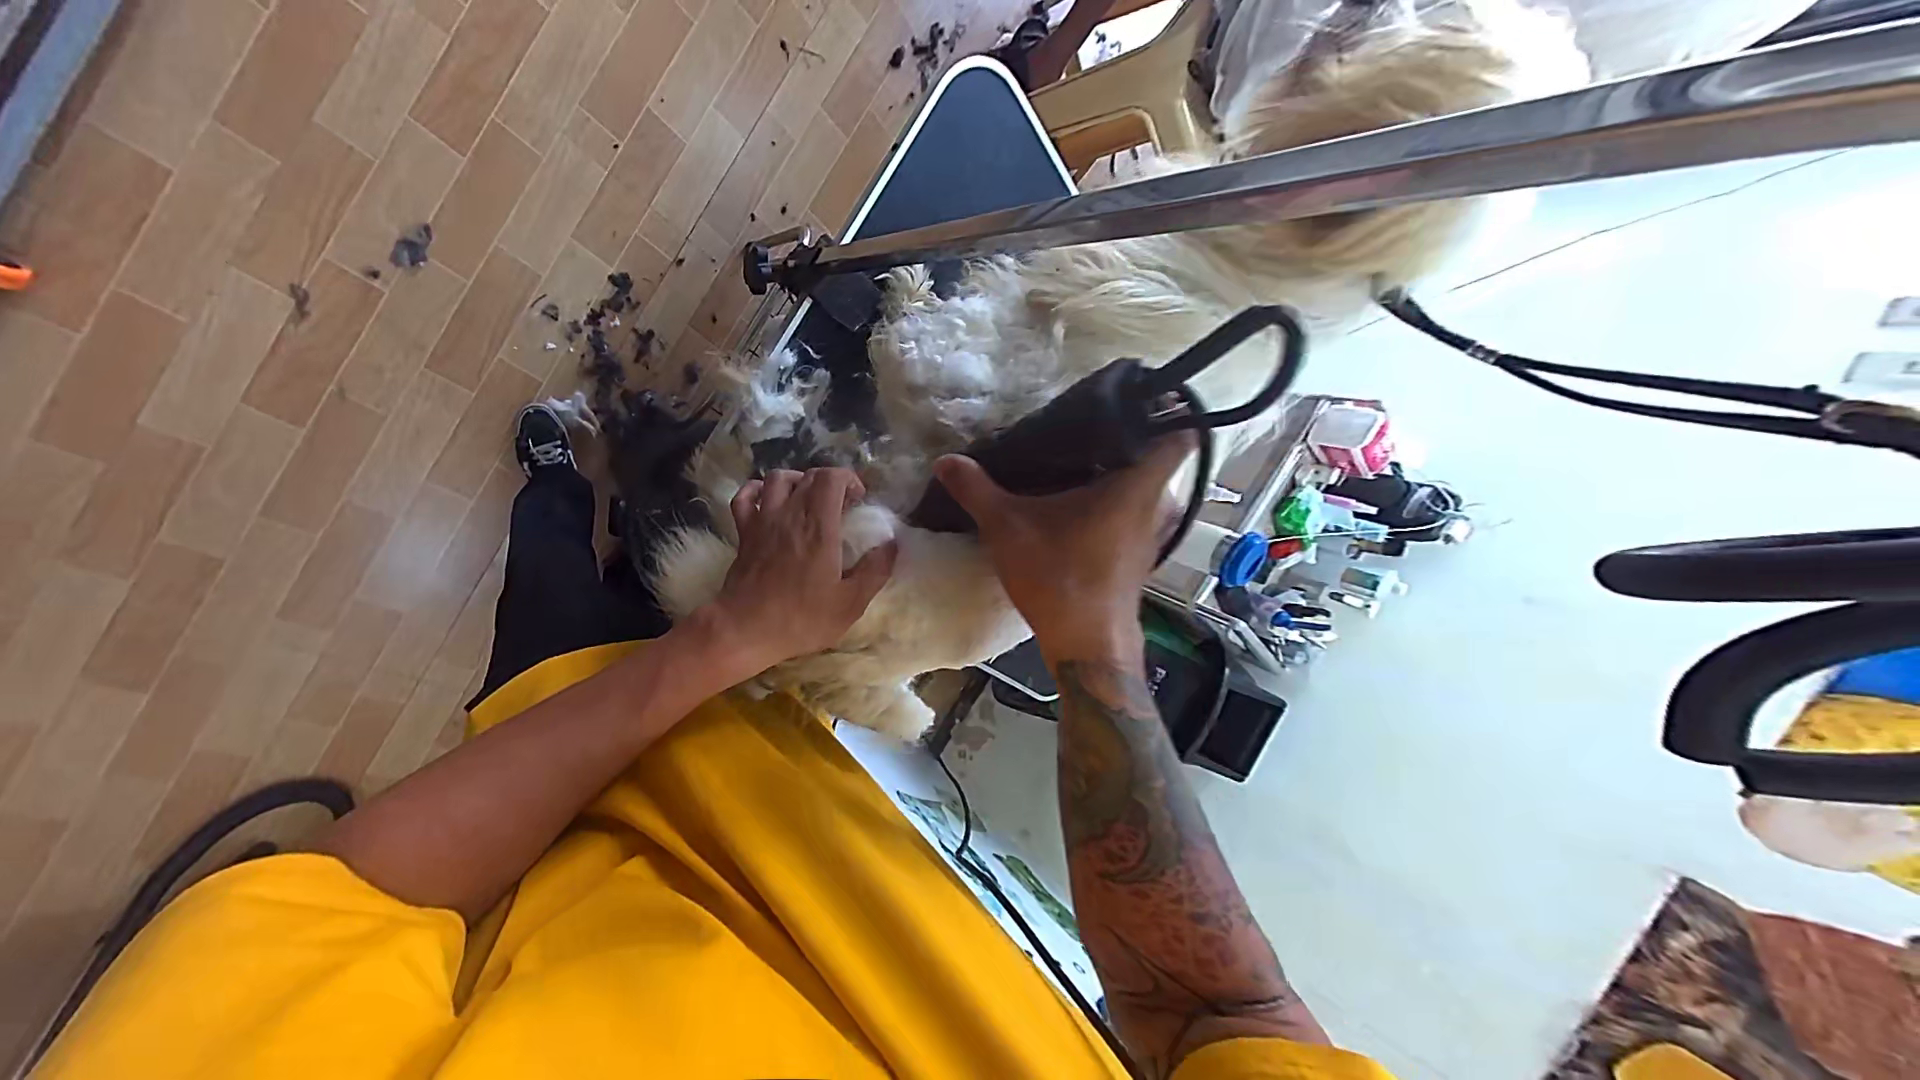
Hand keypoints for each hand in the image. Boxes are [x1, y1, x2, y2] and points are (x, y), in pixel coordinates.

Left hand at [695, 467, 897, 676]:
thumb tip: (891, 544)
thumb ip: (875, 570)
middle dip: (830, 481)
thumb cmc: (801, 618)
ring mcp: (763, 521)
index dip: (849, 479)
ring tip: (809, 500)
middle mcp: (790, 515)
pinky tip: (768, 499)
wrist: (744, 631)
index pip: (832, 478)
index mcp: (820, 528)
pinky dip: (757, 490)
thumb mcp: (850, 603)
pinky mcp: (744, 533)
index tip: (859, 501)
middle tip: (842, 505)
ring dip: (798, 481)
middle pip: (809, 476)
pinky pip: (745, 497)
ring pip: (778, 478)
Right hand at [932, 434, 1194, 667]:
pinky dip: (1114, 500)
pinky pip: (1135, 511)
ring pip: (1145, 486)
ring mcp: (1152, 532)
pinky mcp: (1141, 553)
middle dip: (1126, 437)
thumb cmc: (1059, 579)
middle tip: (1084, 424)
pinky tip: (1077, 503)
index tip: (1133, 396)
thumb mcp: (1008, 529)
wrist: (1087, 647)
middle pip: (1156, 455)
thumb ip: (977, 490)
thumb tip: (947, 461)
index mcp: (1137, 486)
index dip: (1167, 409)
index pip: (1180, 432)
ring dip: (1118, 472)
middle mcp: (1156, 504)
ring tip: (1077, 458)